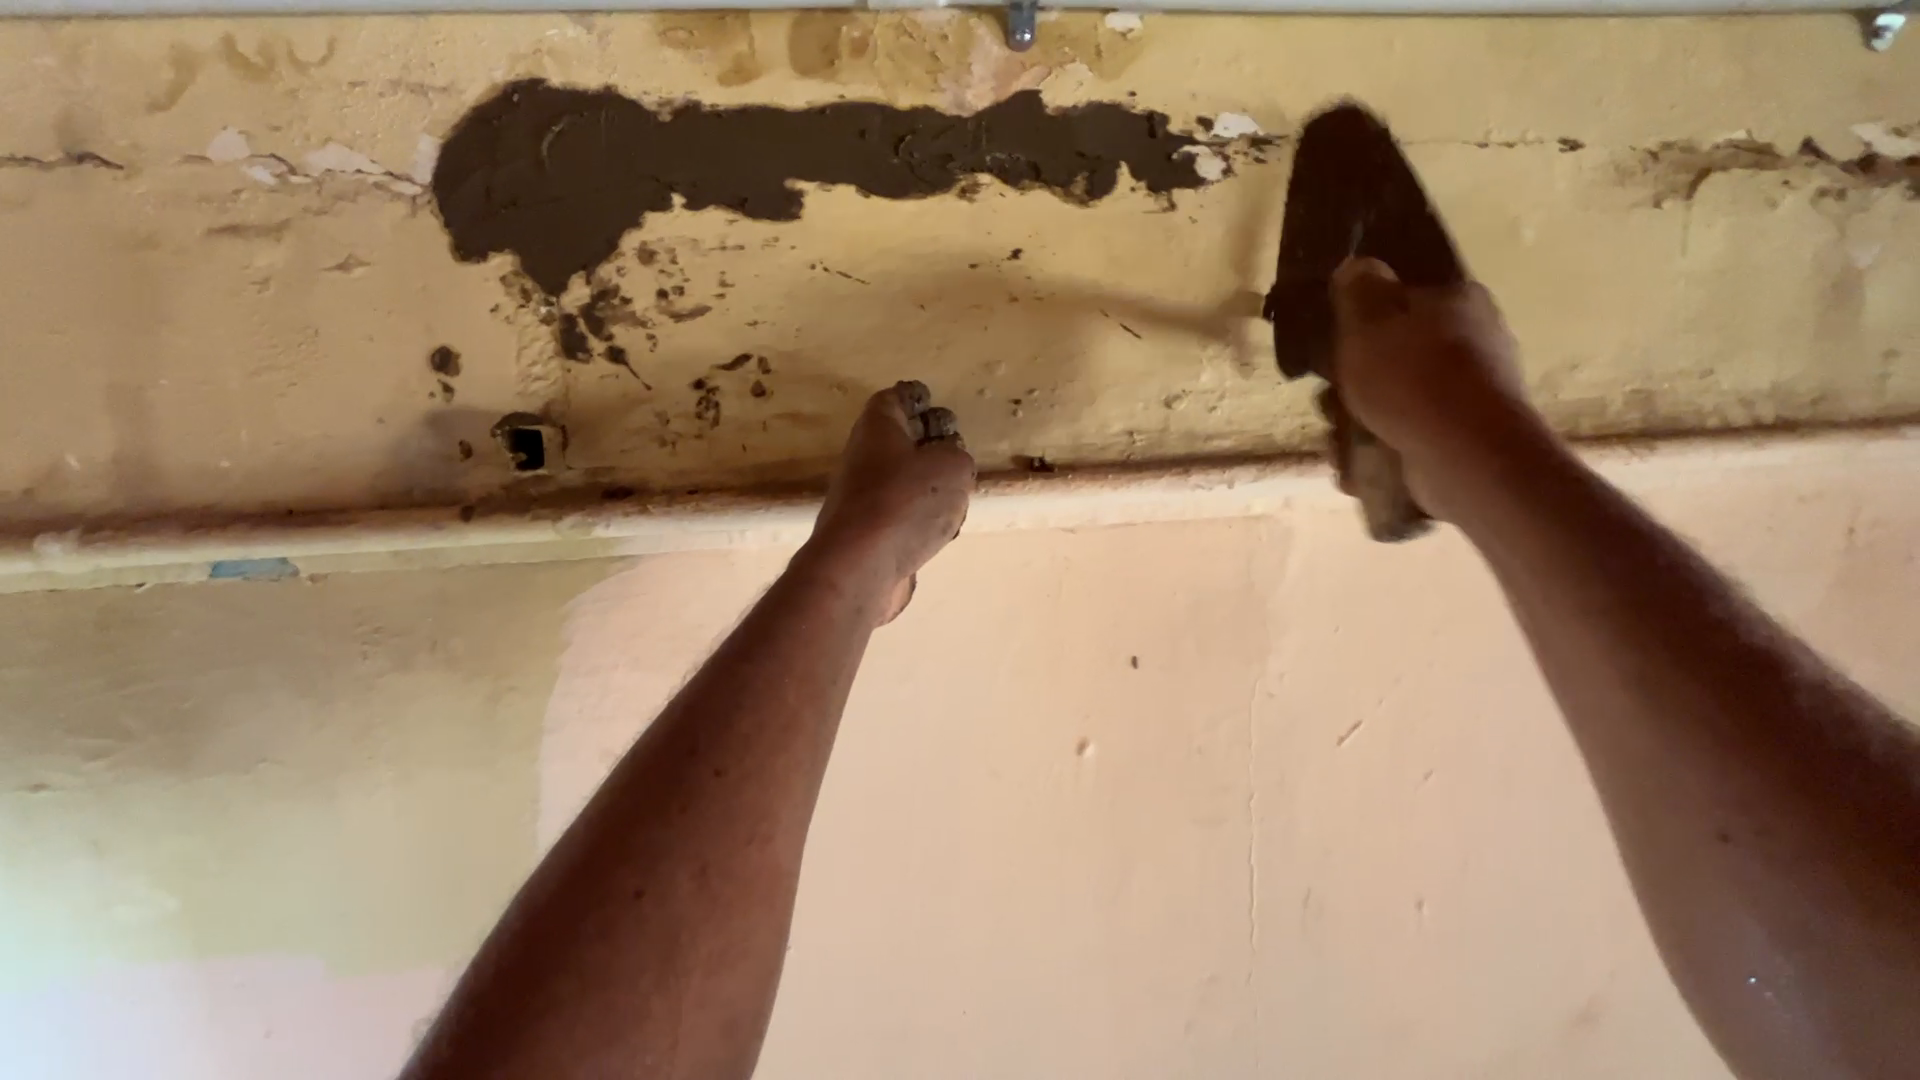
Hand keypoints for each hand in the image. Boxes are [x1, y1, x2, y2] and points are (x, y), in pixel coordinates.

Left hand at [808, 381, 974, 624]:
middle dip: (926, 440)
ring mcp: (864, 499)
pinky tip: (943, 529)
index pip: (895, 399)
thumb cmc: (906, 501)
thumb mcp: (953, 467)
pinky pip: (902, 516)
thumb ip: (958, 458)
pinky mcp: (870, 535)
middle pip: (898, 440)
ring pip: (901, 481)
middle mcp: (865, 458)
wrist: (861, 565)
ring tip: (957, 490)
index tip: (928, 396)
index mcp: (878, 427)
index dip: (914, 396)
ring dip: (928, 484)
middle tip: (953, 443)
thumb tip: (950, 466)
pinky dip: (922, 518)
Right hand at [1329, 257, 1545, 517]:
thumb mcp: (1369, 322)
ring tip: (1337, 440)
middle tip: (1328, 398)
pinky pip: (1404, 437)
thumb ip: (1359, 290)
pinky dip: (1376, 451)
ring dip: (1357, 421)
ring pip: (1394, 400)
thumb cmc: (1411, 378)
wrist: (1464, 454)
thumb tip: (1358, 265)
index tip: (1333, 342)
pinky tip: (1356, 466)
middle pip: (1394, 354)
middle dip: (1353, 380)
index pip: (1403, 298)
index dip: (1362, 319)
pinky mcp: (1460, 437)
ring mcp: (1469, 393)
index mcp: (1457, 300)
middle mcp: (1473, 341)